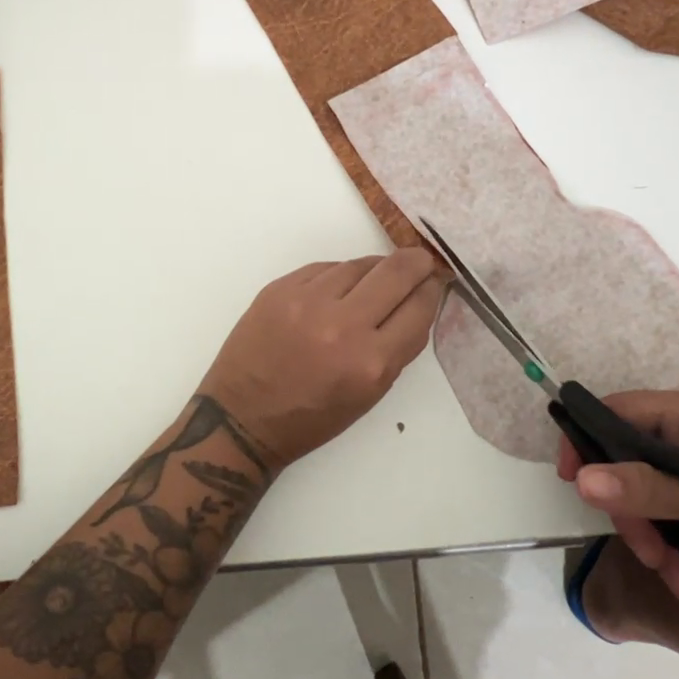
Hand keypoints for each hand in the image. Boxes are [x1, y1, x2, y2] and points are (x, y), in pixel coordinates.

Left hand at [200, 250, 442, 470]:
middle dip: (416, 263)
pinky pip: (324, 268)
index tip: (435, 281)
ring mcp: (307, 301)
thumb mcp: (369, 394)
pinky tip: (339, 287)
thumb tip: (414, 302)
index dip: (432, 290)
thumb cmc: (311, 417)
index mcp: (371, 363)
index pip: (418, 309)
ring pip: (358, 264)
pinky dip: (338, 275)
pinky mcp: (280, 288)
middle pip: (395, 273)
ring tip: (376, 279)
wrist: (243, 416)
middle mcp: (342, 325)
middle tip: (421, 261)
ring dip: (374, 269)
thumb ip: (395, 347)